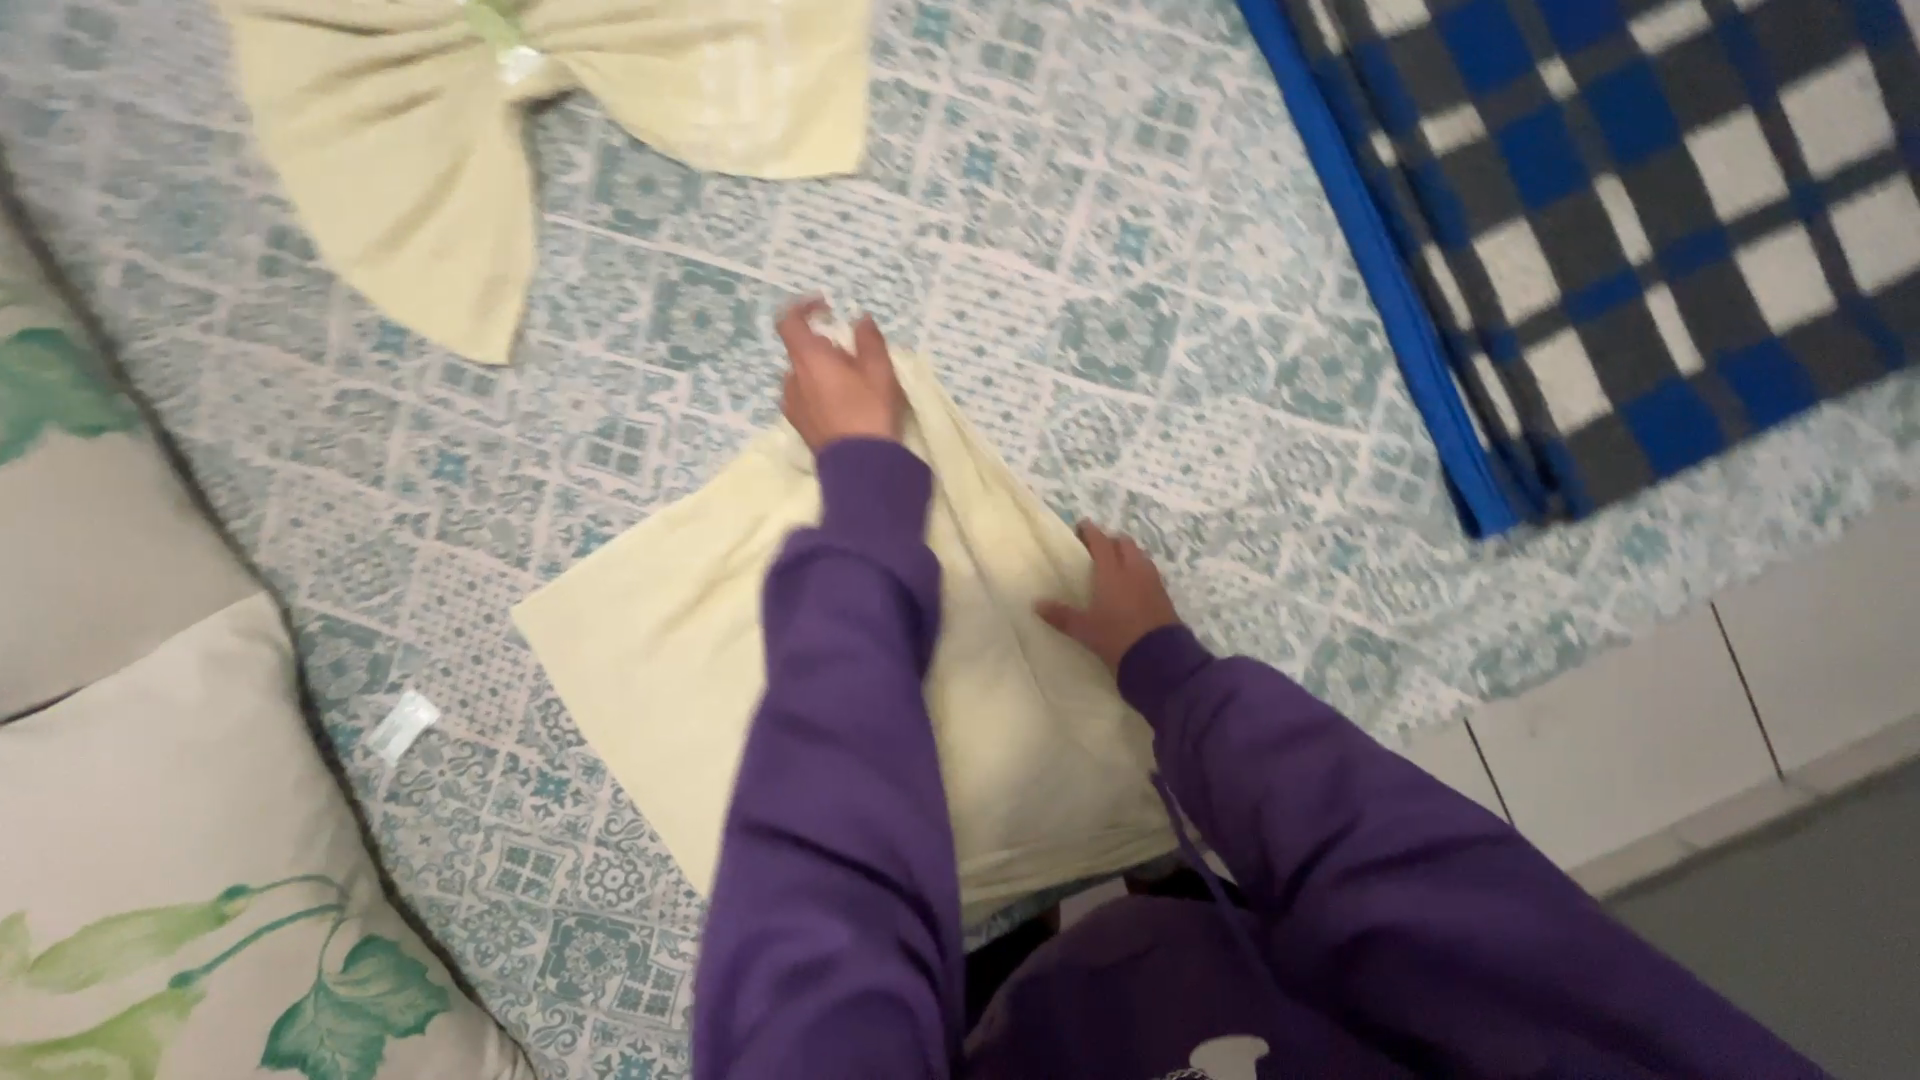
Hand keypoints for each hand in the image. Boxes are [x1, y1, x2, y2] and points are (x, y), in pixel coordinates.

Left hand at [776, 297, 904, 454]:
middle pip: (803, 351)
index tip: (826, 308)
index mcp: (807, 359)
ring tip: (853, 387)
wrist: (860, 465)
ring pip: (805, 376)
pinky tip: (844, 407)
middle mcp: (791, 378)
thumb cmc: (870, 411)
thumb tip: (860, 321)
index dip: (804, 308)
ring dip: (823, 373)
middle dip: (826, 349)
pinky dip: (820, 393)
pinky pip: (805, 397)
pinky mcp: (798, 425)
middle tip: (856, 360)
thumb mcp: (880, 370)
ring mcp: (791, 404)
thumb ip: (869, 339)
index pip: (789, 321)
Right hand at [1036, 522, 1181, 672]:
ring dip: (1128, 553)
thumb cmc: (1116, 637)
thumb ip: (1061, 616)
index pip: (1101, 543)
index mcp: (1112, 573)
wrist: (1158, 656)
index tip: (1083, 525)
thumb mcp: (1084, 629)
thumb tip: (1036, 604)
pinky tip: (1134, 583)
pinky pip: (1150, 571)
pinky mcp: (1164, 594)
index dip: (1092, 532)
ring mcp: (1152, 581)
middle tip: (1099, 547)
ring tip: (1117, 563)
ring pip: (1140, 556)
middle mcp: (1133, 570)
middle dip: (1112, 540)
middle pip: (1125, 544)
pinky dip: (1140, 569)